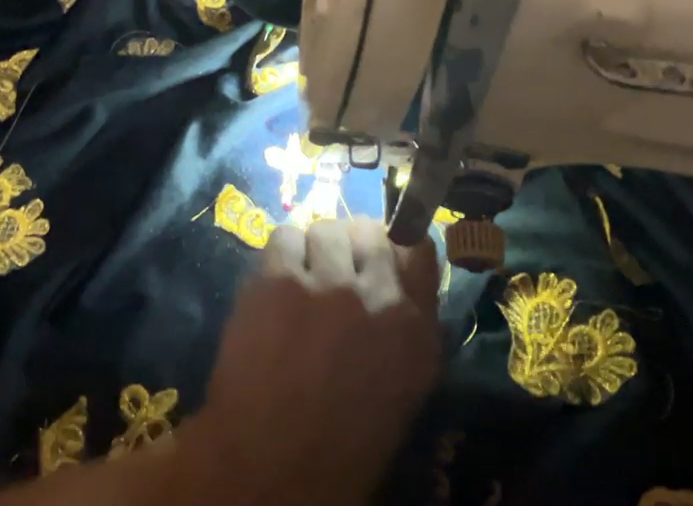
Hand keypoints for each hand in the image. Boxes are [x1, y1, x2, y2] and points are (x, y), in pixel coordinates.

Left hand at [187, 218, 441, 505]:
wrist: (273, 463)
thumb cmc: (342, 438)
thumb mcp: (404, 387)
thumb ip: (411, 328)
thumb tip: (402, 284)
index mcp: (418, 330)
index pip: (419, 249)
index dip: (394, 243)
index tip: (376, 251)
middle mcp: (380, 297)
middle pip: (370, 232)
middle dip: (352, 245)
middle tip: (332, 266)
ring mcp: (329, 283)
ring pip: (325, 229)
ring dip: (314, 249)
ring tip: (300, 278)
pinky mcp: (280, 280)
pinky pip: (284, 236)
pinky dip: (281, 255)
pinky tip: (275, 283)